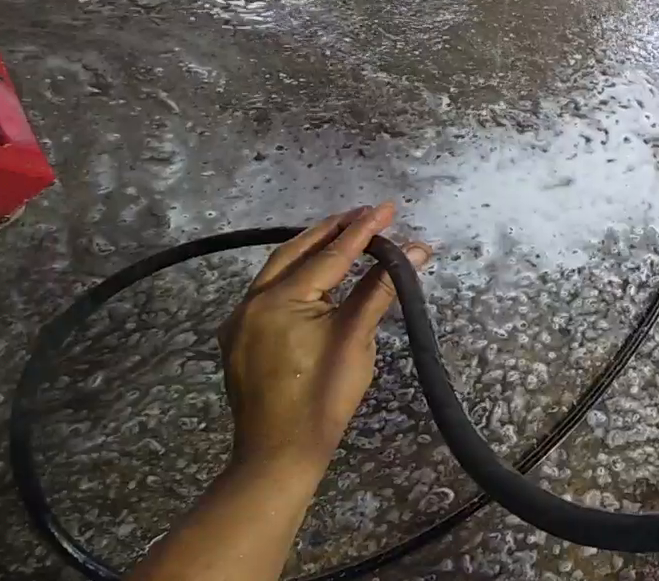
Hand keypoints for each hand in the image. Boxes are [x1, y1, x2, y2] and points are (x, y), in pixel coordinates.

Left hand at [217, 203, 430, 476]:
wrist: (280, 451)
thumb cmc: (324, 392)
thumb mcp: (358, 335)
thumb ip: (383, 287)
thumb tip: (416, 250)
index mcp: (278, 302)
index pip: (331, 256)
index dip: (364, 230)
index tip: (389, 206)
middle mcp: (251, 305)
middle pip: (295, 253)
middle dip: (333, 230)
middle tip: (368, 213)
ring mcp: (241, 323)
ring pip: (279, 270)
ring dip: (315, 247)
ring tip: (349, 231)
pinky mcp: (244, 338)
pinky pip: (273, 290)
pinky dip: (301, 271)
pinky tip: (323, 270)